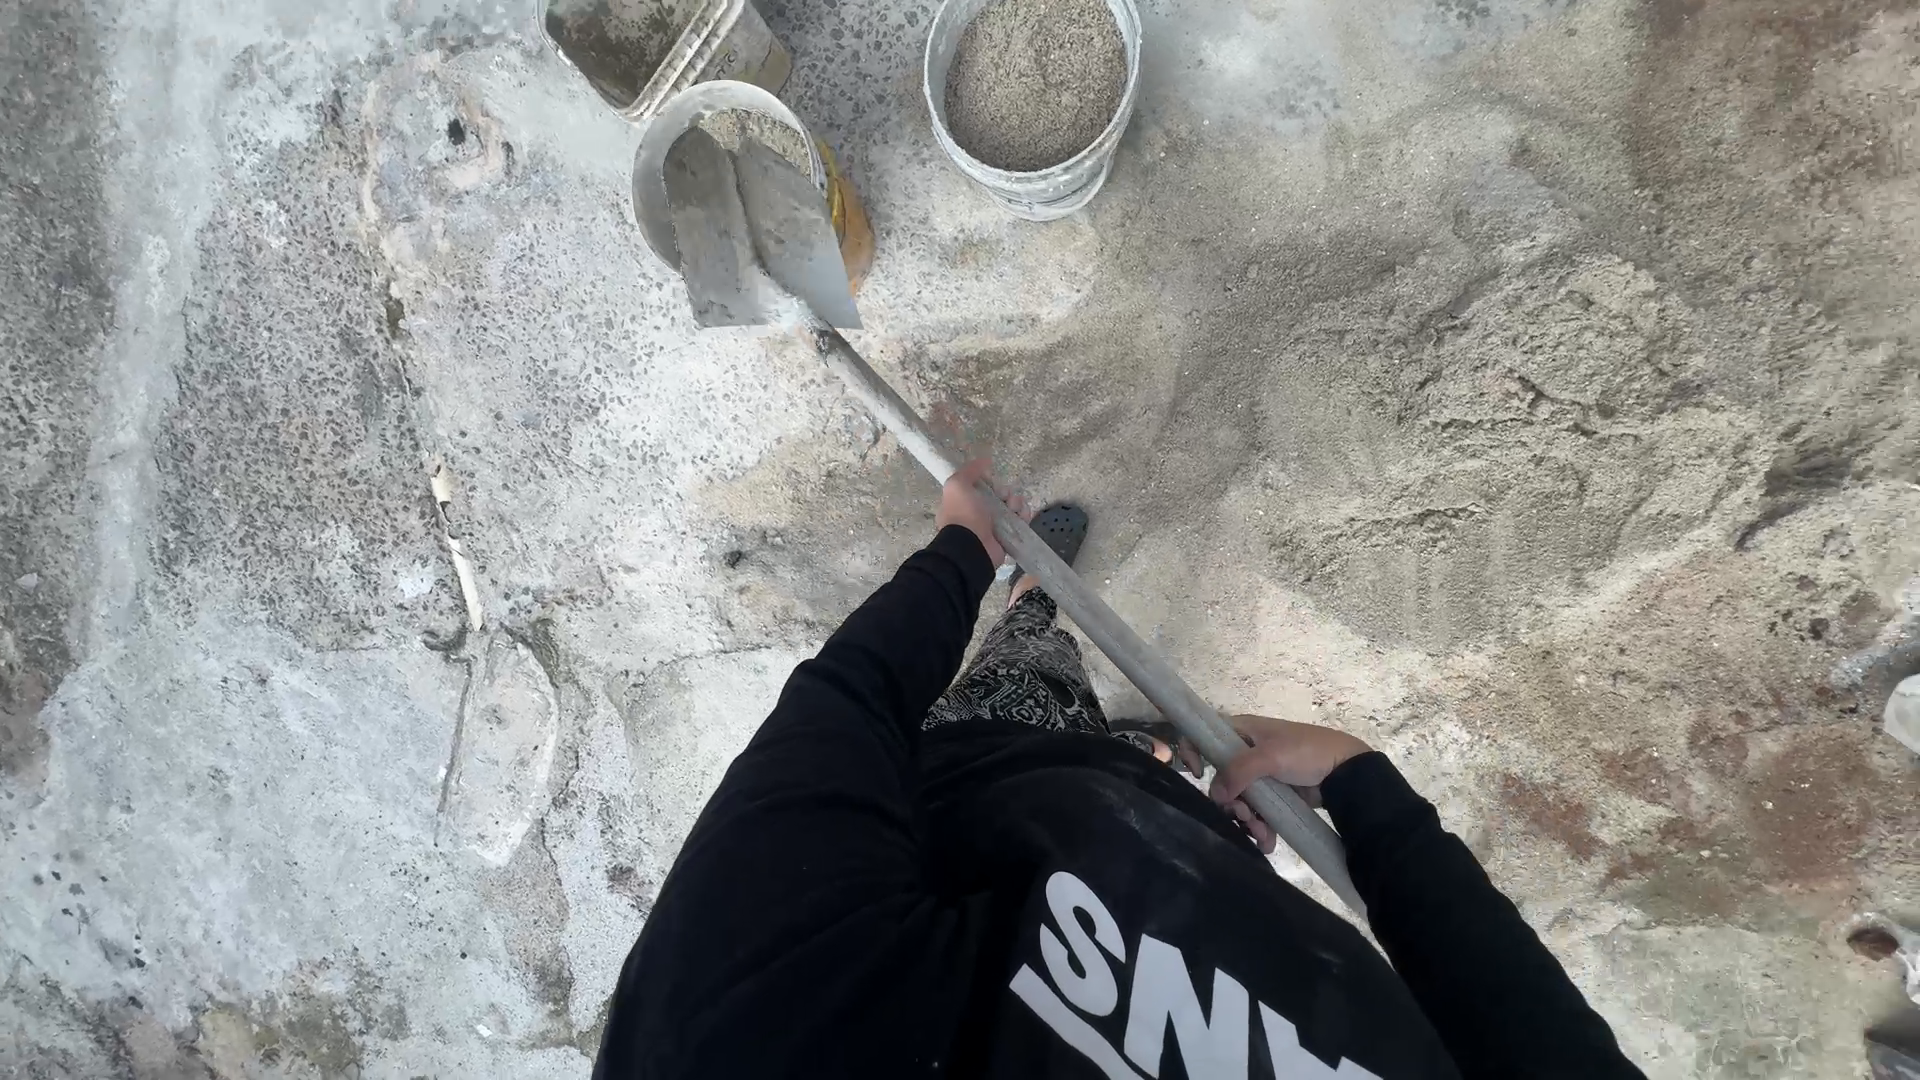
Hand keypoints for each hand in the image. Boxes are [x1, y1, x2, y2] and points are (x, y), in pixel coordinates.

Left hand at [936, 459, 1027, 564]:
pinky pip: (1020, 522)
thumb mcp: (958, 485)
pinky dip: (1024, 516)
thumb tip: (985, 460)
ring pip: (1012, 507)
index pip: (982, 487)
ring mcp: (994, 527)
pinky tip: (1022, 515)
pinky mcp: (1007, 538)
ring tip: (1013, 507)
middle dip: (1006, 492)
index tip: (992, 482)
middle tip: (1004, 496)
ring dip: (1016, 503)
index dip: (990, 482)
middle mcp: (978, 515)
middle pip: (999, 496)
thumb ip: (970, 471)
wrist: (972, 546)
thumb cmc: (963, 514)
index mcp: (965, 503)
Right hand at [1175, 714, 1369, 854]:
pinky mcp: (1275, 796)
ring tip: (1261, 834)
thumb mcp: (1270, 756)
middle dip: (1230, 802)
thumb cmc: (1305, 752)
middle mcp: (1245, 753)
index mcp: (1241, 732)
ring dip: (1246, 820)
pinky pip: (1257, 812)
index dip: (1193, 751)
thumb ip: (1238, 772)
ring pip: (1238, 799)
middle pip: (1221, 778)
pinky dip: (1259, 828)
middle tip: (1244, 815)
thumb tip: (1215, 794)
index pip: (1204, 736)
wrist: (1347, 773)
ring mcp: (1260, 776)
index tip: (1198, 774)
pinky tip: (1267, 842)